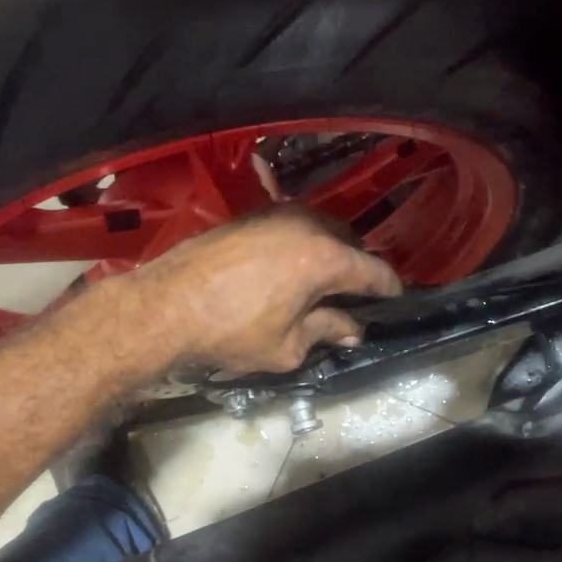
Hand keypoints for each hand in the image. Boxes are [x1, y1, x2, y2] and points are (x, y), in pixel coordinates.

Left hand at [116, 207, 402, 374]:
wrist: (165, 304)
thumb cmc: (230, 331)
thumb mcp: (285, 347)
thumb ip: (325, 332)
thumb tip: (350, 329)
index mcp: (324, 258)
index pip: (372, 271)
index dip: (388, 288)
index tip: (395, 298)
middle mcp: (305, 226)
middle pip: (347, 242)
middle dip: (356, 267)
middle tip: (354, 294)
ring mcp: (274, 215)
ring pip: (316, 229)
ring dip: (326, 251)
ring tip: (321, 280)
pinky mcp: (247, 216)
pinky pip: (287, 227)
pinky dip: (297, 244)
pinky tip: (287, 266)